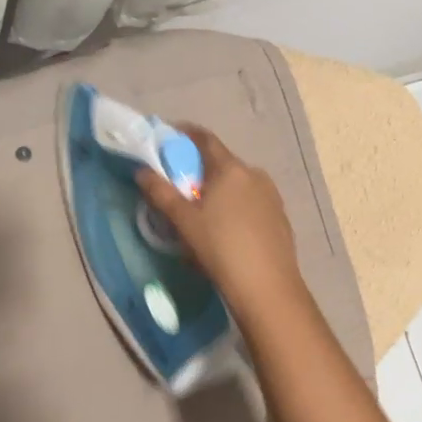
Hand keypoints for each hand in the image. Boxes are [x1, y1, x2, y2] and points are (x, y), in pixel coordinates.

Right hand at [135, 124, 305, 309]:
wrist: (266, 286)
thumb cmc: (219, 248)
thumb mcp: (183, 221)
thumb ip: (161, 192)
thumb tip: (142, 171)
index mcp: (231, 169)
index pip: (205, 139)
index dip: (184, 134)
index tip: (167, 139)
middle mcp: (254, 174)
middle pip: (221, 163)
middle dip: (198, 169)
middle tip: (177, 185)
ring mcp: (271, 196)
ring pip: (237, 184)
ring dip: (216, 190)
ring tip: (200, 211)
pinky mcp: (279, 217)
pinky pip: (250, 202)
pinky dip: (233, 205)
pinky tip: (224, 230)